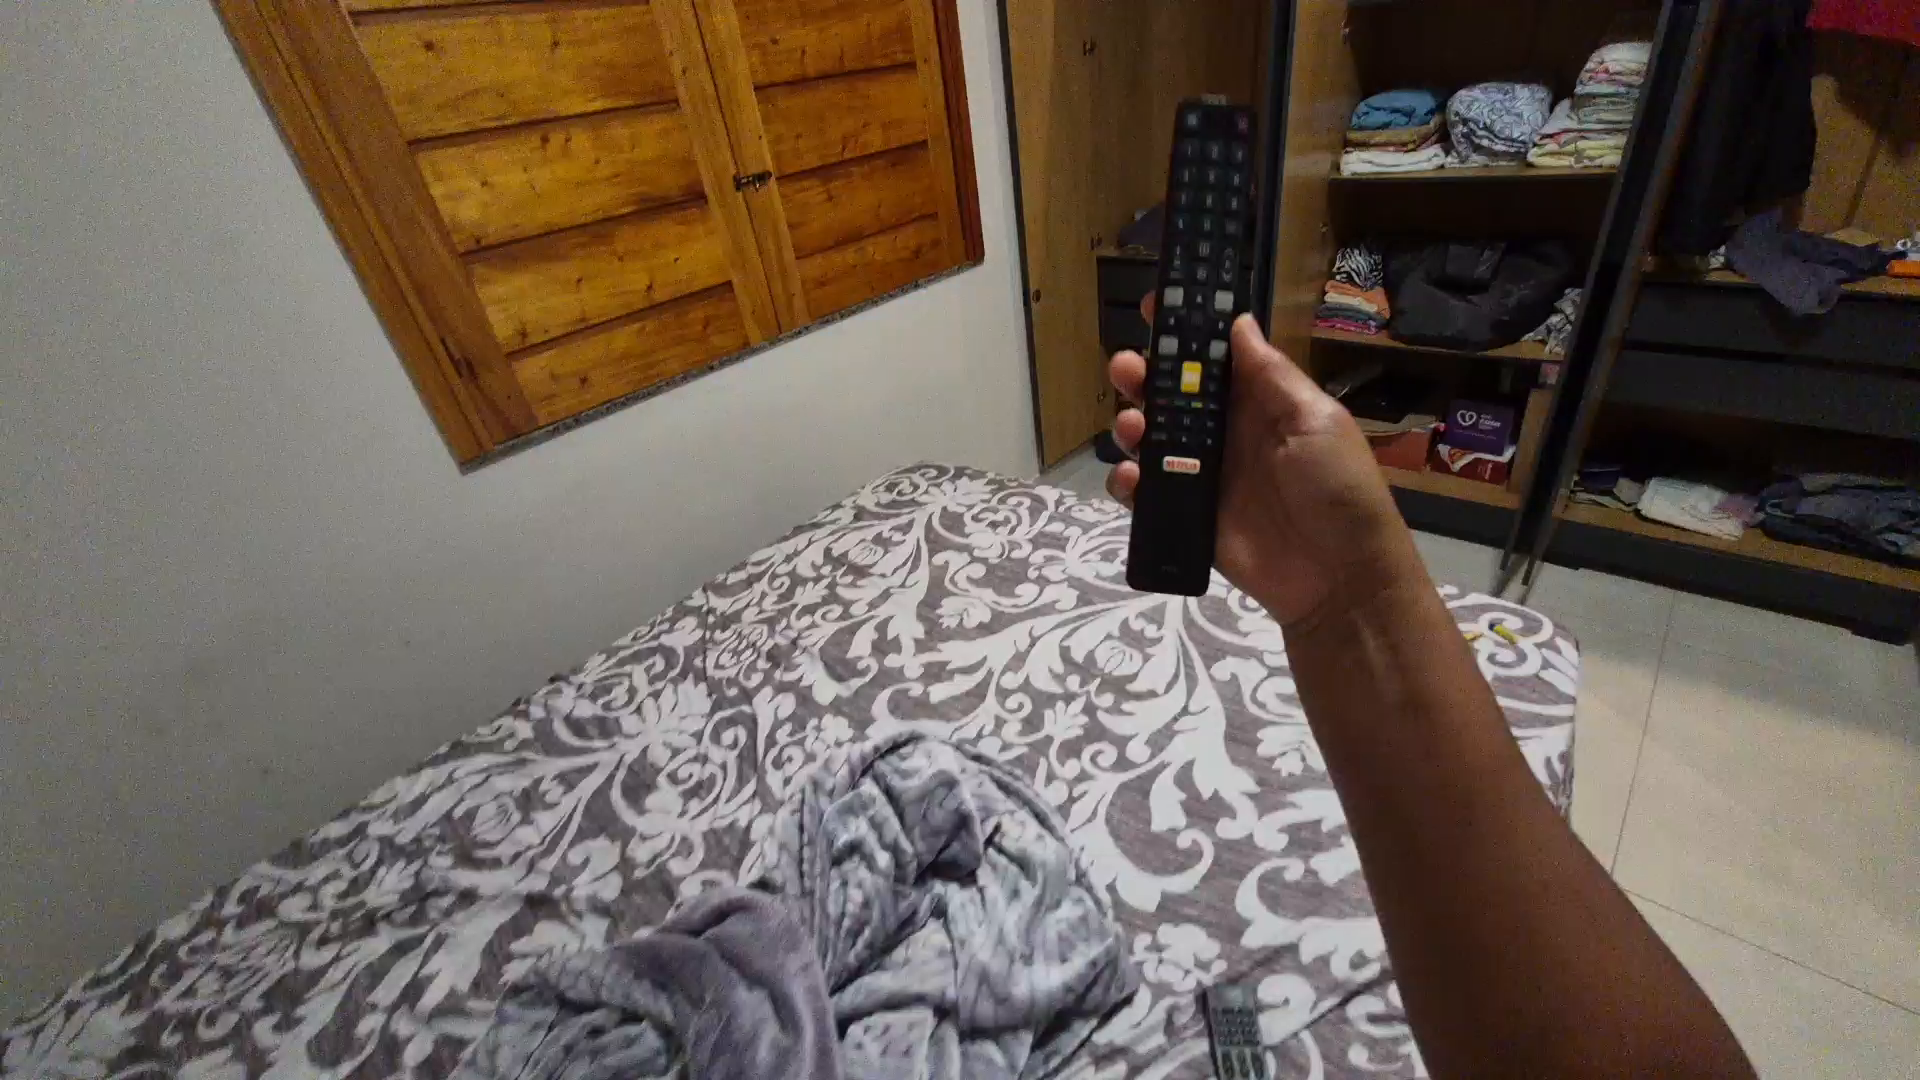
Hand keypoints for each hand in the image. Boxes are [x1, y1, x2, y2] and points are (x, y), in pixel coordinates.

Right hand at [1106, 307, 1420, 627]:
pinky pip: (1144, 493)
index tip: (1152, 306)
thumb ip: (1270, 376)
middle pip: (1170, 396)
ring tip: (1131, 429)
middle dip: (1142, 377)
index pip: (1213, 359)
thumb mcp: (1314, 421)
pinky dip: (1127, 484)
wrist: (1336, 577)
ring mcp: (1200, 475)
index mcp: (1257, 404)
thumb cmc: (1336, 489)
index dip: (1184, 332)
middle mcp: (1224, 434)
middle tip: (1126, 370)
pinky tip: (1131, 480)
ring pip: (1149, 441)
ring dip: (1130, 427)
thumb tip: (1237, 322)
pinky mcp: (1184, 514)